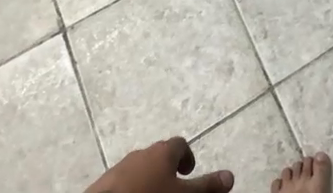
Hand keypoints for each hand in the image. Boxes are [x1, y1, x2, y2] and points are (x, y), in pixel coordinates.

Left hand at [85, 136, 232, 192]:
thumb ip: (206, 186)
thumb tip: (230, 176)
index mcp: (162, 152)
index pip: (179, 144)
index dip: (186, 156)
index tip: (189, 171)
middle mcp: (141, 153)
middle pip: (158, 155)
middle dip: (166, 168)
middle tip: (173, 187)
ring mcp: (119, 168)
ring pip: (138, 169)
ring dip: (146, 179)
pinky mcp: (101, 185)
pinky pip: (121, 183)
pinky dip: (129, 188)